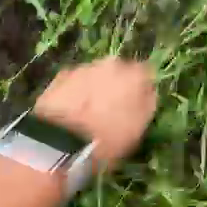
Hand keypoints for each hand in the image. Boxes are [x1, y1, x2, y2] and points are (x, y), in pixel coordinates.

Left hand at [33, 57, 156, 168]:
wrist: (59, 142)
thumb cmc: (107, 140)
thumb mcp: (137, 131)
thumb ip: (146, 105)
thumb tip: (147, 93)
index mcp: (136, 76)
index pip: (147, 74)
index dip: (142, 88)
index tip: (137, 103)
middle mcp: (113, 63)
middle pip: (120, 71)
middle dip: (117, 85)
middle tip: (112, 108)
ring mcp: (85, 67)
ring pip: (96, 75)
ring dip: (95, 87)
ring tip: (88, 112)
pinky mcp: (61, 75)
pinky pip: (75, 81)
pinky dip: (76, 92)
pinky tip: (70, 110)